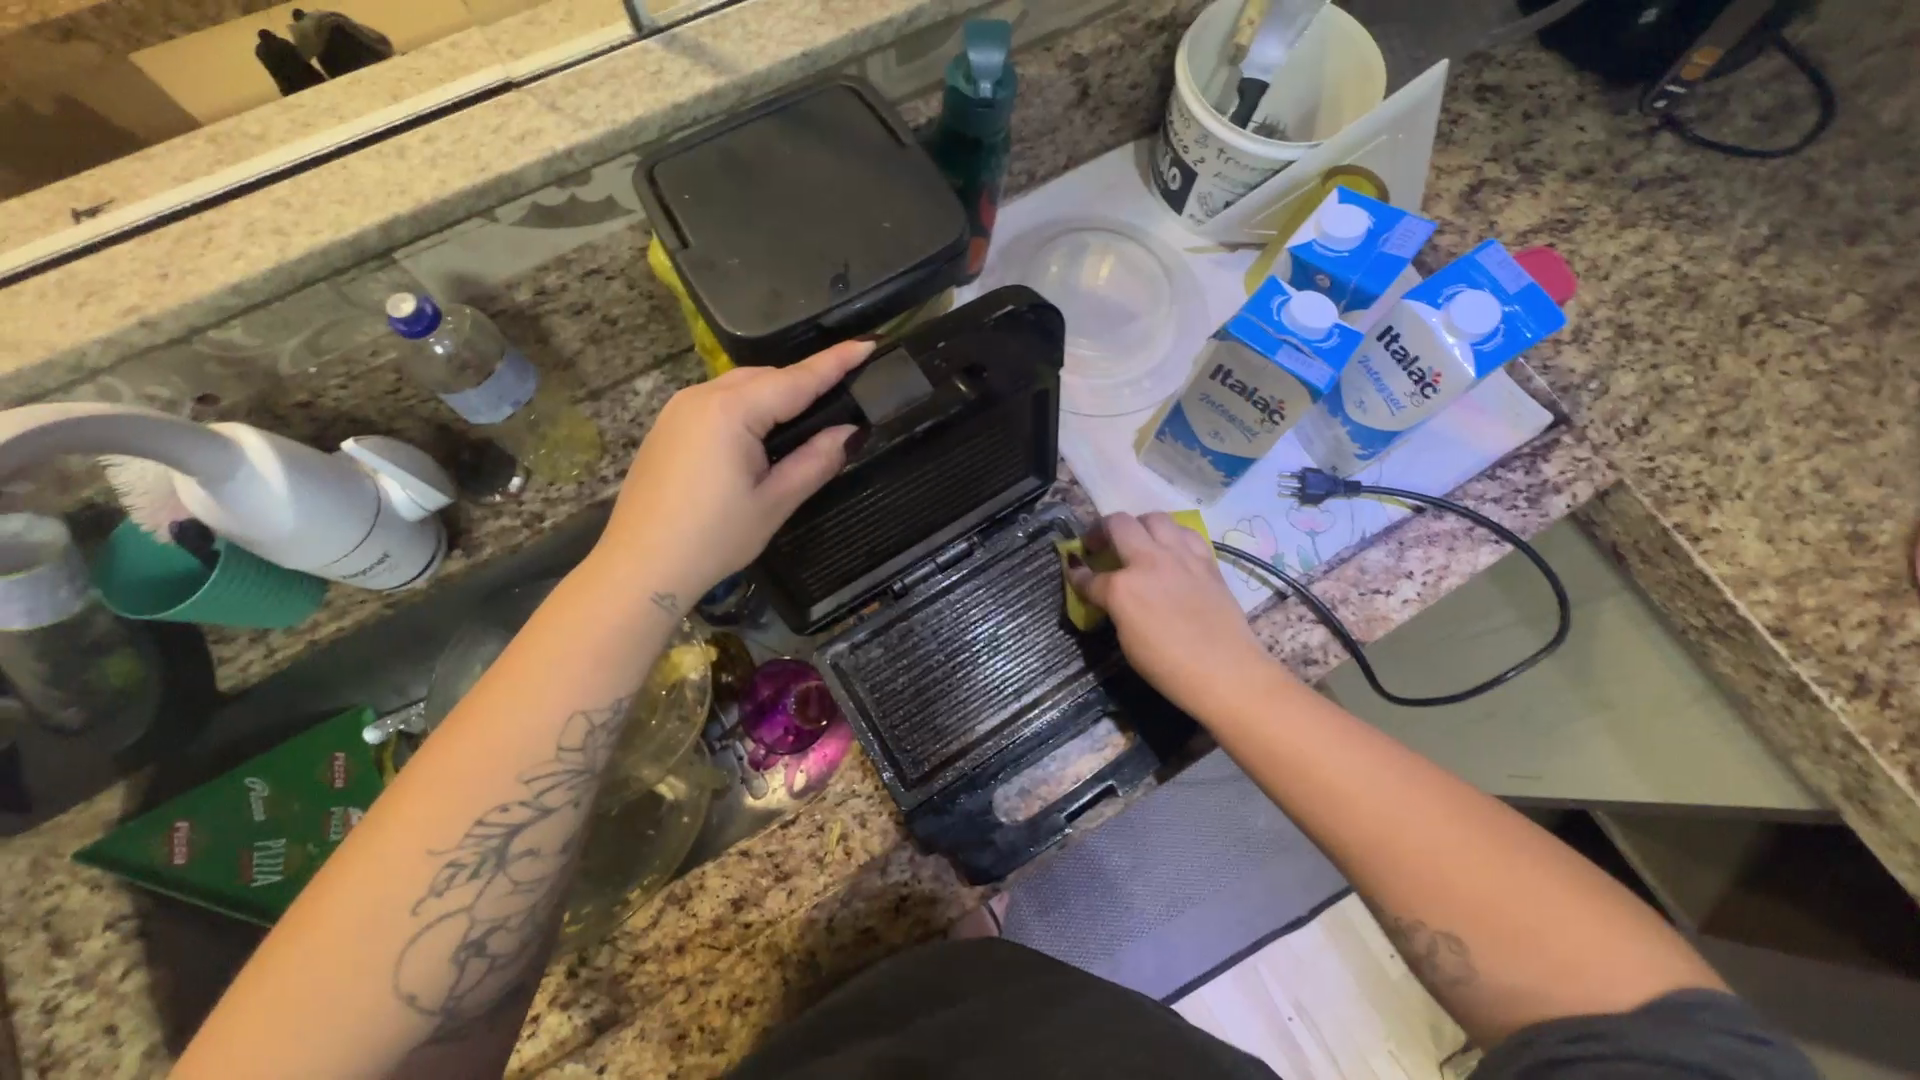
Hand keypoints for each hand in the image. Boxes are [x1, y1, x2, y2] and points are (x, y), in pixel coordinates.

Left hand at [591, 340, 874, 609]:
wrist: (642, 566)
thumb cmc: (713, 539)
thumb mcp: (774, 502)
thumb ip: (816, 460)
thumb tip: (849, 431)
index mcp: (731, 411)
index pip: (796, 379)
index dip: (835, 362)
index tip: (868, 344)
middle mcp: (701, 396)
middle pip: (766, 377)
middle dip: (803, 382)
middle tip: (842, 400)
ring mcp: (678, 409)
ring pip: (740, 387)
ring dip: (775, 395)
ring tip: (806, 421)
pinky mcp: (668, 426)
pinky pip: (718, 402)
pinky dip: (747, 407)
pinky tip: (761, 435)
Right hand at [1065, 512, 1286, 715]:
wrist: (1225, 671)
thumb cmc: (1168, 667)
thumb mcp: (1127, 641)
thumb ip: (1116, 608)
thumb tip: (1112, 596)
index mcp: (1122, 588)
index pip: (1089, 576)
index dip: (1077, 575)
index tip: (1074, 572)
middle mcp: (1148, 561)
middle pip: (1118, 524)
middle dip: (1101, 530)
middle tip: (1098, 544)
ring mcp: (1180, 556)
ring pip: (1154, 517)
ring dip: (1138, 525)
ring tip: (1136, 539)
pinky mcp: (1206, 560)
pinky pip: (1185, 532)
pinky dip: (1171, 535)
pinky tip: (1170, 550)